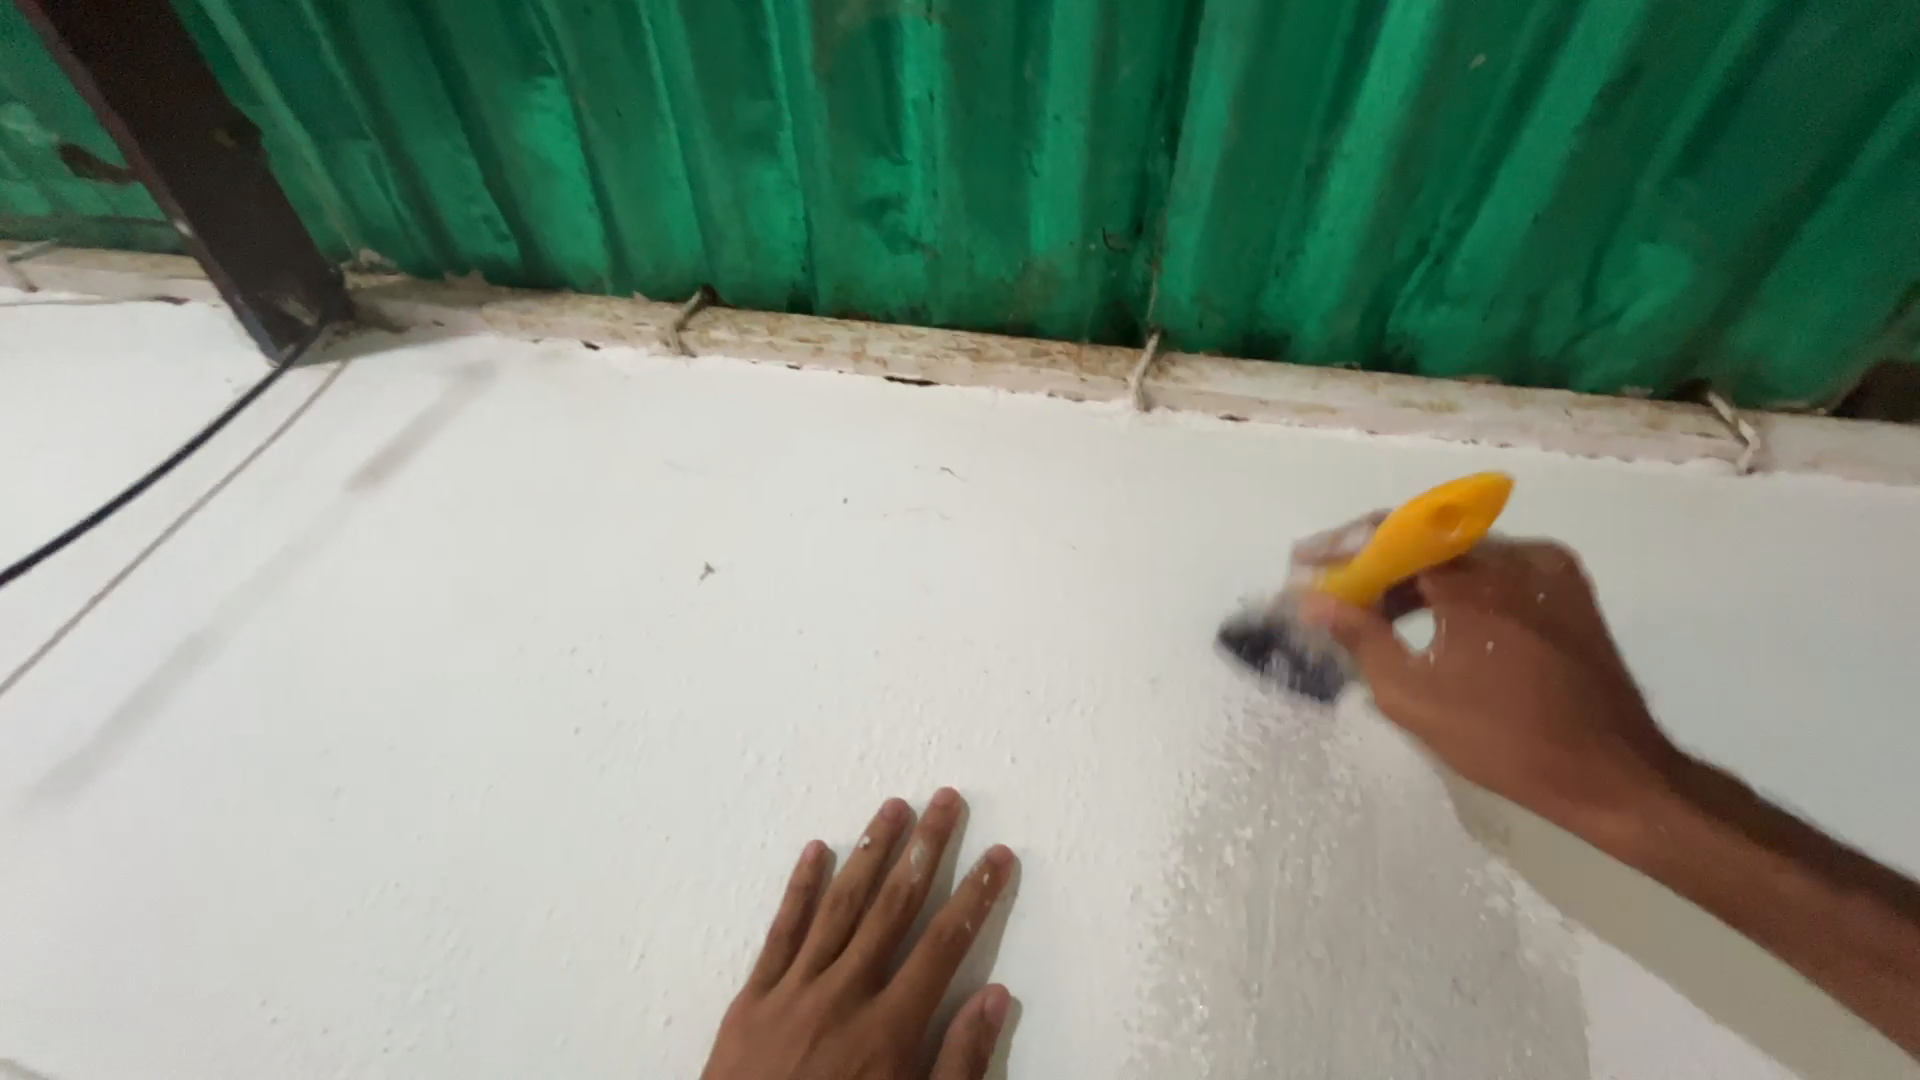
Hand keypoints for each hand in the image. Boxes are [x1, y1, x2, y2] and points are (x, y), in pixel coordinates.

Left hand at [701, 789, 1016, 1079]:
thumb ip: (959, 1064)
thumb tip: (995, 995)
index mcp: (887, 1031)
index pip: (945, 944)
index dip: (977, 895)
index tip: (998, 857)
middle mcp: (843, 996)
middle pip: (894, 905)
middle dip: (925, 848)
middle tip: (946, 800)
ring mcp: (793, 991)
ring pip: (840, 904)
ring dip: (871, 850)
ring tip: (894, 806)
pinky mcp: (752, 999)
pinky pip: (780, 931)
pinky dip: (799, 887)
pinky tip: (815, 848)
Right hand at [1303, 539, 1684, 833]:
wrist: (1615, 776)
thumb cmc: (1503, 739)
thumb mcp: (1412, 695)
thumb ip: (1358, 638)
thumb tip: (1311, 602)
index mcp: (1478, 581)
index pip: (1390, 539)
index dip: (1340, 550)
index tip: (1303, 565)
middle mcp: (1517, 557)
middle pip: (1422, 539)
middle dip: (1369, 560)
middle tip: (1328, 583)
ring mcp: (1547, 569)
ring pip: (1456, 552)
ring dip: (1407, 574)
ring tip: (1367, 605)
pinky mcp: (1564, 589)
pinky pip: (1490, 568)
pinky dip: (1448, 583)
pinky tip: (1422, 611)